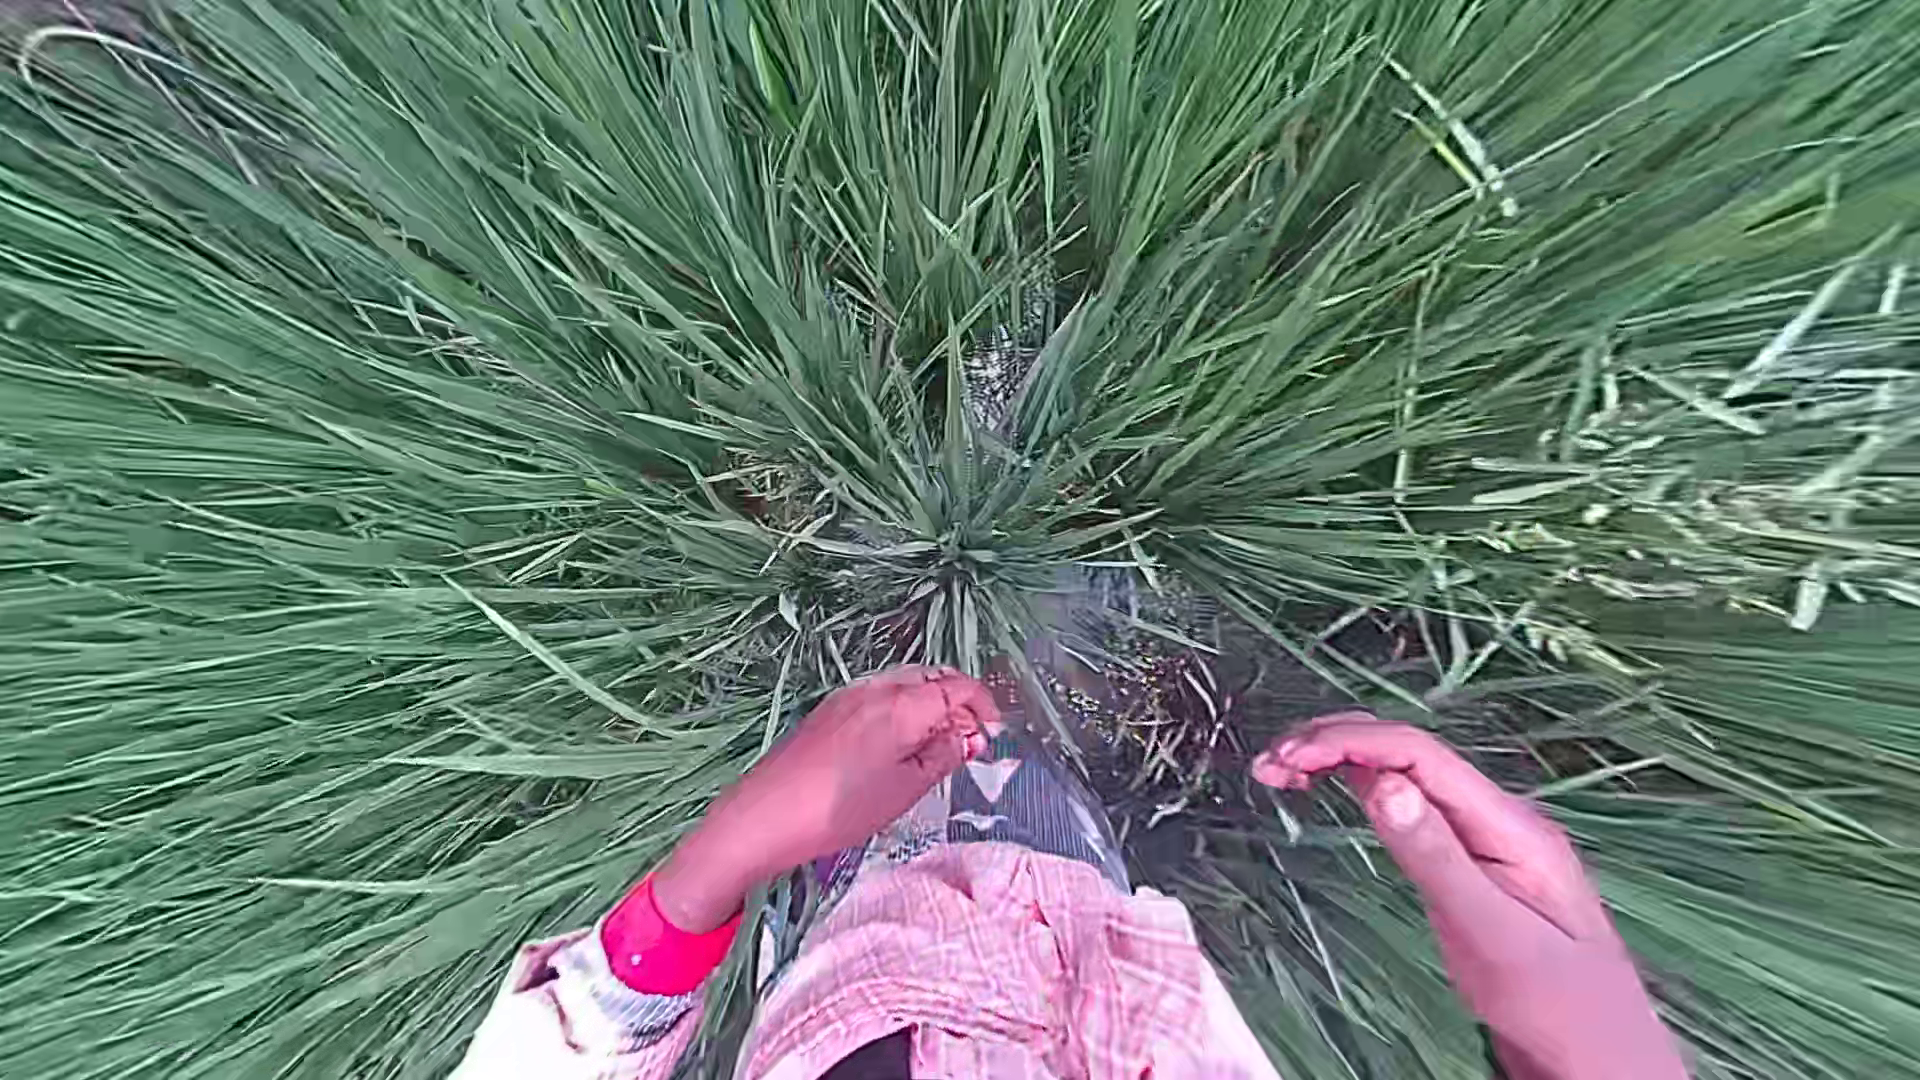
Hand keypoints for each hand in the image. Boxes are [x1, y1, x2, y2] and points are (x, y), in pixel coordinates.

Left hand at [653, 666, 996, 932]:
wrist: (764, 813)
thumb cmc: (839, 809)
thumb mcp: (904, 789)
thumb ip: (944, 755)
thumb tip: (972, 737)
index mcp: (902, 705)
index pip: (958, 687)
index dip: (984, 705)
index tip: (993, 731)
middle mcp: (879, 687)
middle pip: (935, 675)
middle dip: (960, 700)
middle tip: (969, 738)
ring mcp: (853, 692)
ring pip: (909, 680)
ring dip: (933, 700)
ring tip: (937, 741)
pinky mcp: (835, 704)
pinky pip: (884, 689)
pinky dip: (906, 703)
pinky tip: (901, 737)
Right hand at [1253, 713, 1685, 1079]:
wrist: (1599, 1060)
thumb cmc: (1553, 1006)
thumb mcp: (1493, 936)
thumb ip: (1435, 856)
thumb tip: (1381, 782)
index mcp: (1505, 821)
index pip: (1415, 750)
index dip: (1345, 741)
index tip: (1288, 760)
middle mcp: (1485, 806)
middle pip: (1396, 744)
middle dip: (1326, 741)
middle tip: (1268, 765)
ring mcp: (1467, 820)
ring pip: (1387, 759)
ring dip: (1327, 753)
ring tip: (1274, 770)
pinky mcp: (1448, 837)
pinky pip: (1387, 786)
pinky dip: (1340, 776)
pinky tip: (1310, 783)